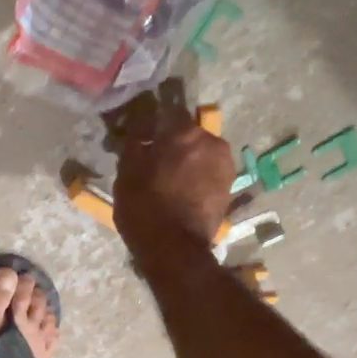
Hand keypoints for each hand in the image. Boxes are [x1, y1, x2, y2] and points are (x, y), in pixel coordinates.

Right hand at [110, 77, 234, 244]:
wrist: (175, 249)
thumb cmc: (144, 209)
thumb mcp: (127, 175)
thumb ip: (135, 142)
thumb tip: (140, 119)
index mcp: (182, 133)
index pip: (167, 108)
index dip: (154, 115)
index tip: (143, 125)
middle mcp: (210, 139)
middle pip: (187, 130)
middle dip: (171, 139)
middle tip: (154, 156)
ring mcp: (224, 161)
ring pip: (200, 149)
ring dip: (186, 156)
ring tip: (170, 176)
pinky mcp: (229, 182)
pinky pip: (209, 167)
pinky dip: (197, 172)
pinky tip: (183, 188)